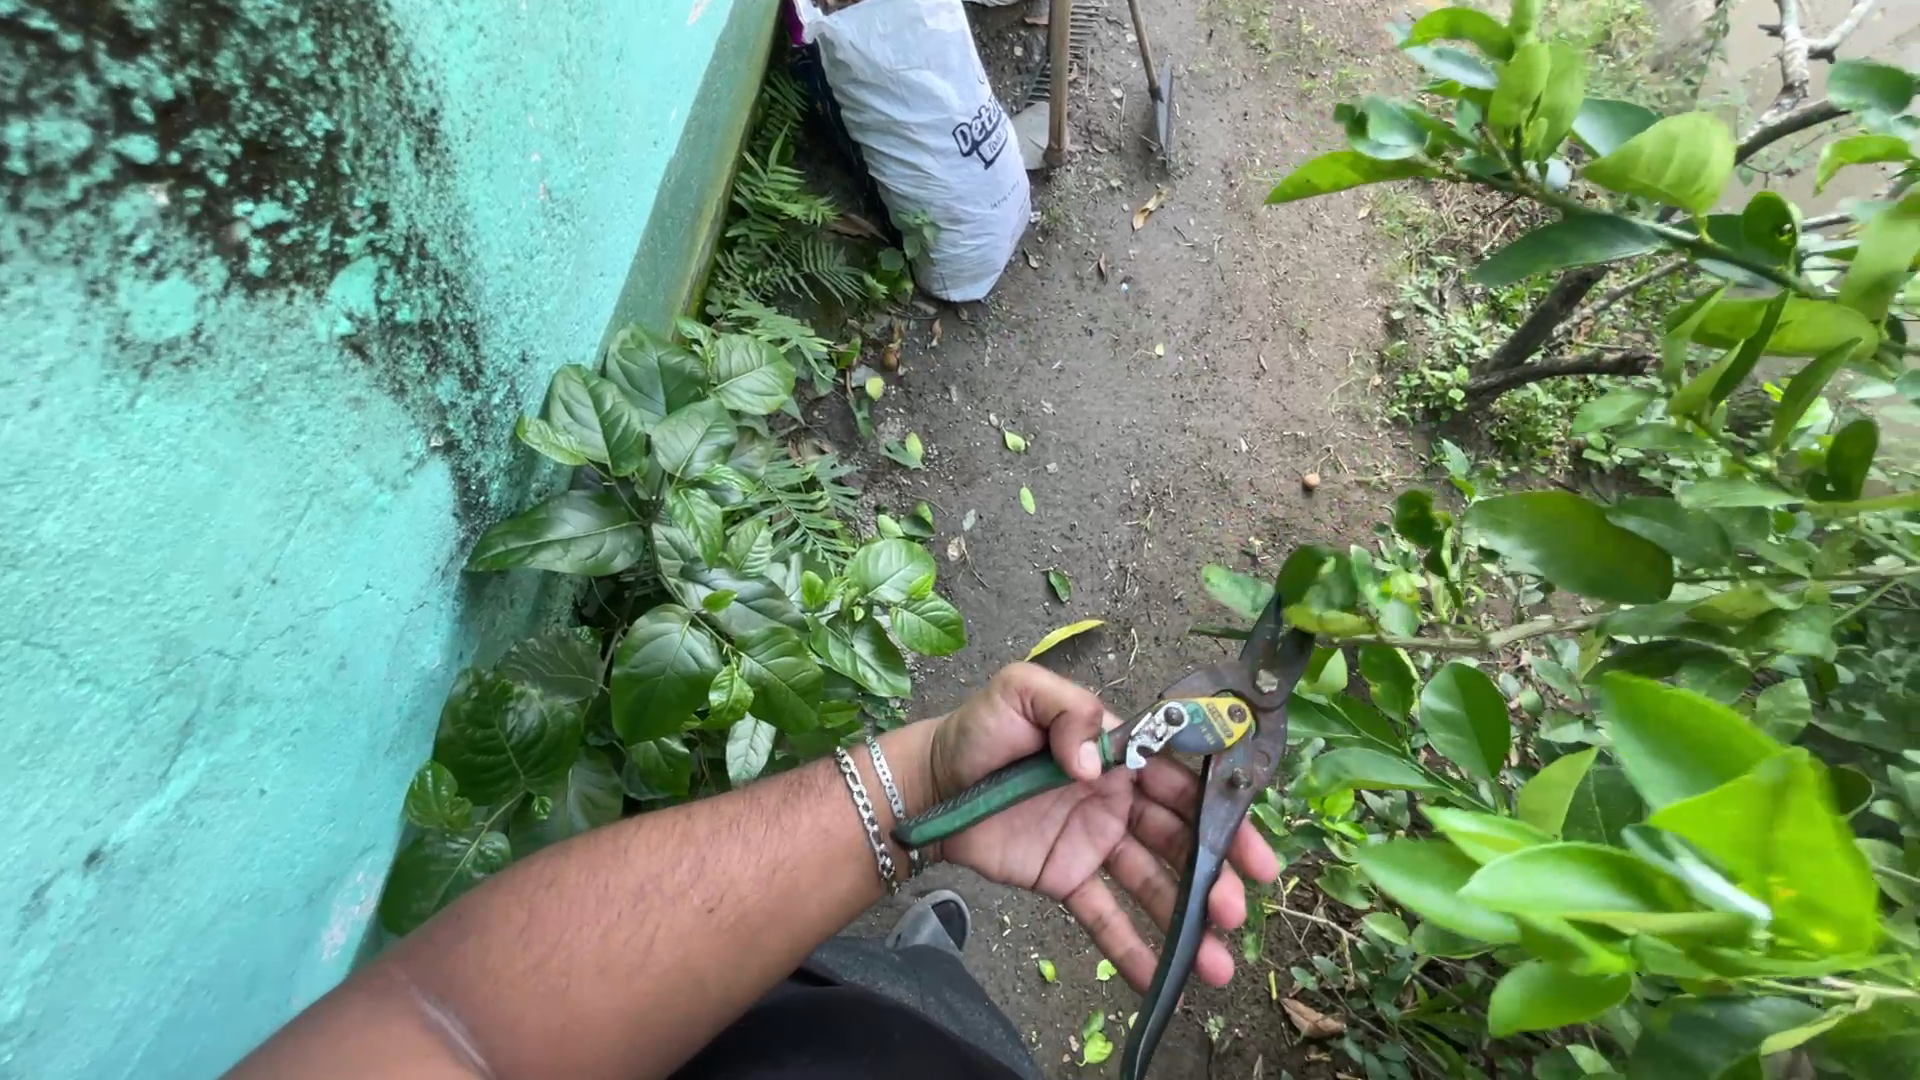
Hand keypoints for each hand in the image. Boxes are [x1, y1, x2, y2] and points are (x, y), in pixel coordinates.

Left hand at [923, 663, 1280, 992]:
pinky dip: (1129, 946)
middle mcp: (1114, 798)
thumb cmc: (982, 729)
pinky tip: (1158, 981)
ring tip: (1215, 966)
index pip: (1180, 782)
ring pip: (1150, 883)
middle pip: (1177, 838)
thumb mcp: (1021, 693)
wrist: (933, 779)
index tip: (1253, 850)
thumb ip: (1068, 711)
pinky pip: (1102, 914)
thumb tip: (1093, 763)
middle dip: (1212, 875)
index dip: (1221, 814)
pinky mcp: (1065, 876)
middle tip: (1234, 912)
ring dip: (1184, 922)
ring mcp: (1092, 841)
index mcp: (1114, 754)